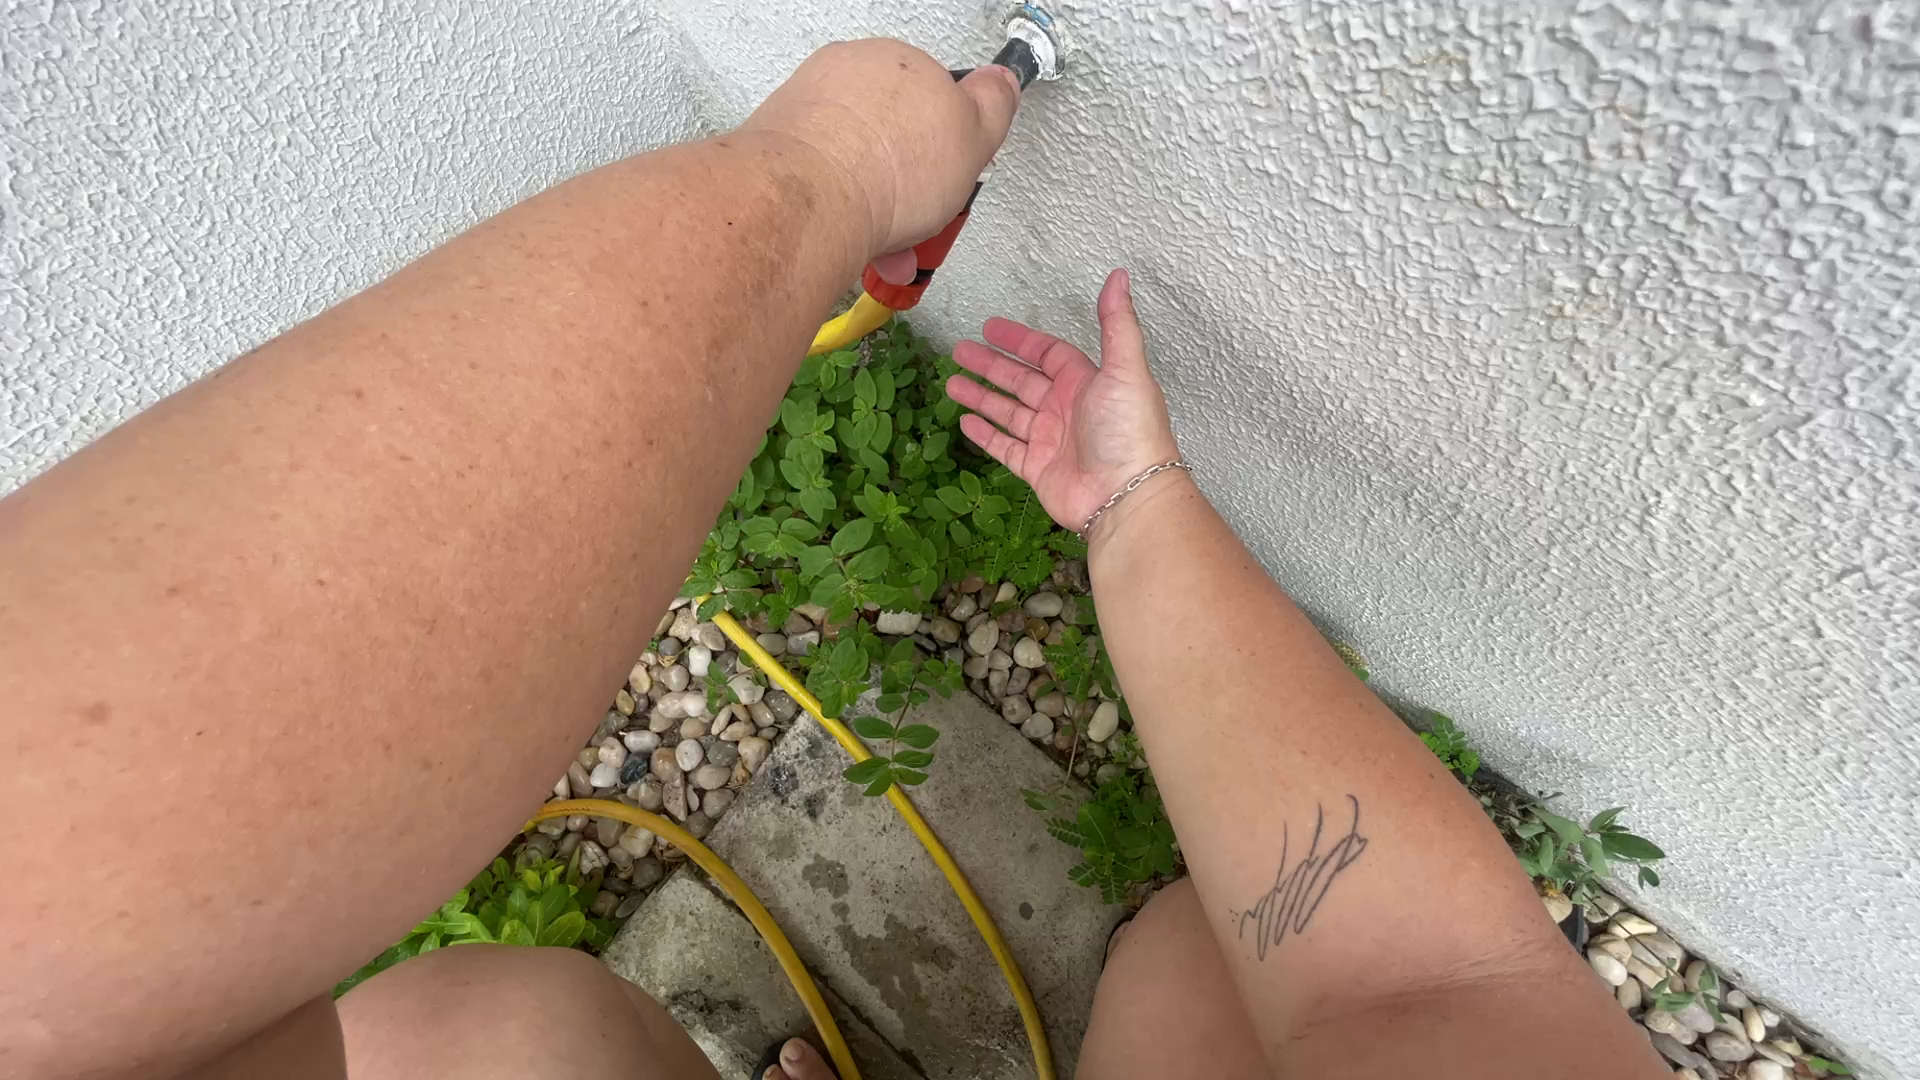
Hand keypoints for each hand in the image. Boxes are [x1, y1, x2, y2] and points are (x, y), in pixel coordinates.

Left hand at [743, 39, 1020, 256]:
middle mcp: (856, 74)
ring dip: (877, 199)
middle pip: (894, 129)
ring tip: (888, 239)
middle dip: (909, 175)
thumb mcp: (973, 137)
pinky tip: (856, 238)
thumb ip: (993, 108)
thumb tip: (1001, 84)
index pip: (939, 93)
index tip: (951, 171)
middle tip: (918, 213)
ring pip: (858, 157)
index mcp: (905, 64)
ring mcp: (816, 107)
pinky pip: (826, 178)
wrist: (816, 200)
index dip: (952, 140)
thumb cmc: (888, 172)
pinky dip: (843, 208)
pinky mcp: (786, 148)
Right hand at [945, 269, 1181, 534]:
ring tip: (951, 383)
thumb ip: (1116, 324)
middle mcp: (1065, 409)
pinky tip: (965, 422)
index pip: (1047, 354)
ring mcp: (1049, 440)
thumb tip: (1119, 275)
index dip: (1019, 340)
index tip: (989, 327)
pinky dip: (986, 435)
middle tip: (959, 351)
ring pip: (1007, 413)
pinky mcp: (1037, 469)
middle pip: (1020, 381)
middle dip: (990, 366)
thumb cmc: (1129, 431)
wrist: (1125, 495)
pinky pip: (1005, 448)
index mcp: (1085, 382)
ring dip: (981, 398)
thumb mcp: (1125, 369)